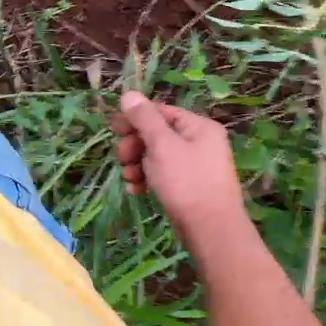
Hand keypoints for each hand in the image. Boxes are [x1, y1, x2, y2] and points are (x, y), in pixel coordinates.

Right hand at [112, 91, 246, 242]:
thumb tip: (129, 94)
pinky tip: (137, 189)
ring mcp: (194, 164)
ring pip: (153, 154)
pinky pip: (160, 172)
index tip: (114, 130)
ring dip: (136, 164)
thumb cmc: (187, 182)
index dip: (134, 119)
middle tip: (123, 159)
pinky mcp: (188, 184)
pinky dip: (146, 178)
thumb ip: (144, 118)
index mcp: (198, 126)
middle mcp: (199, 141)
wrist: (211, 231)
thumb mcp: (162, 145)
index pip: (158, 111)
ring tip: (130, 178)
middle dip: (133, 145)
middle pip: (154, 133)